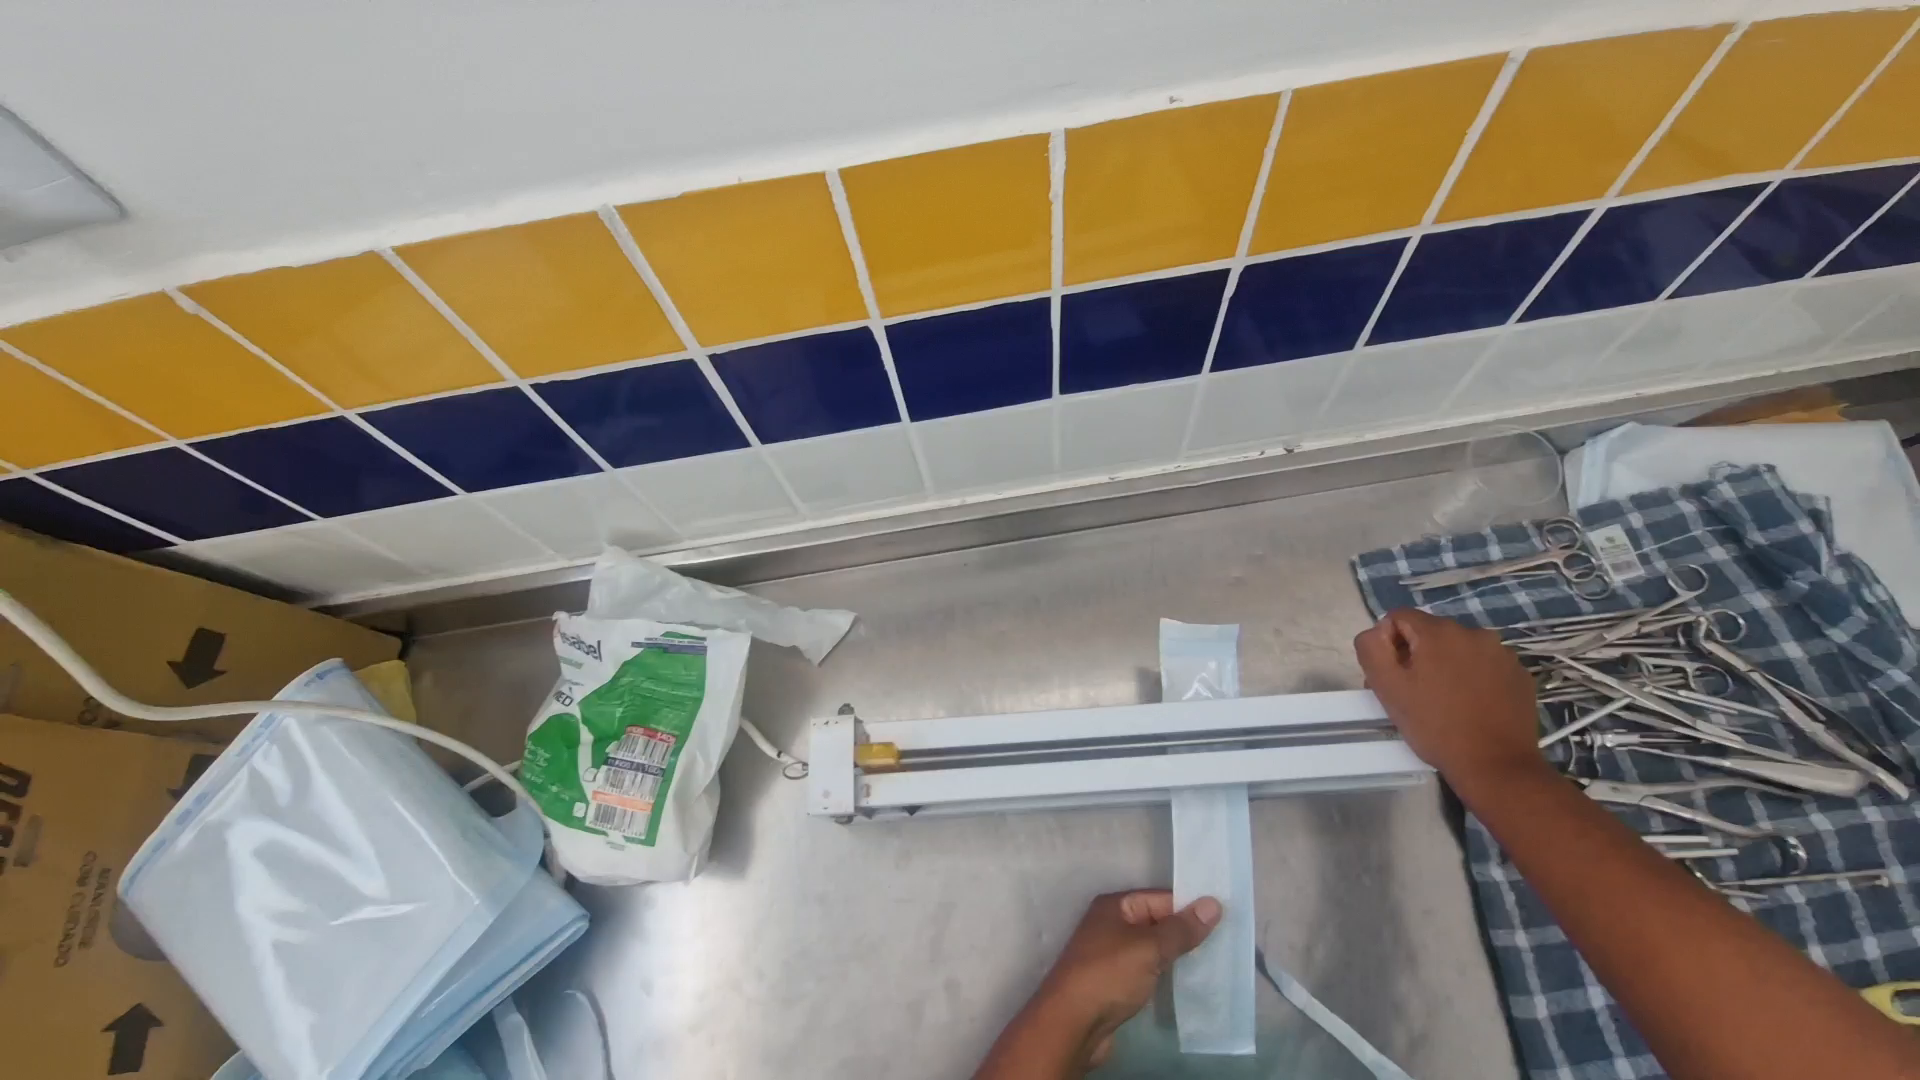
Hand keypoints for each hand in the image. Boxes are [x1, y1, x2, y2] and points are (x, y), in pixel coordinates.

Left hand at [1029, 891, 1220, 1068]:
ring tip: (1214, 961)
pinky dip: (1165, 973)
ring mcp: (1112, 954)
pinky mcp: (1115, 982)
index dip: (1189, 907)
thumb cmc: (1109, 975)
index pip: (1160, 898)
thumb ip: (1182, 929)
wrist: (1072, 1023)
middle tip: (1226, 940)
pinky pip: (1147, 969)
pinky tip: (1188, 982)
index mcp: (1115, 906)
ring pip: (1153, 948)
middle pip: (1157, 922)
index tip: (1224, 917)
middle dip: (1186, 932)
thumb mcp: (1149, 947)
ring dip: (1177, 954)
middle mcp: (1111, 924)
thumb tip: (1213, 903)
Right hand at [1353, 608, 1548, 792]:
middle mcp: (1474, 633)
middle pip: (1430, 632)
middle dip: (1416, 655)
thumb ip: (1371, 647)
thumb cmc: (1434, 725)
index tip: (1392, 675)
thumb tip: (1378, 632)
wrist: (1495, 764)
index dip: (1387, 643)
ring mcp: (1502, 654)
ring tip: (1443, 700)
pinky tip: (1470, 704)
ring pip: (1458, 649)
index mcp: (1439, 632)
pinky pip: (1484, 665)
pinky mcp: (1520, 675)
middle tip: (1412, 692)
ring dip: (1444, 665)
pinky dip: (1471, 677)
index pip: (1399, 617)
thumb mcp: (1386, 687)